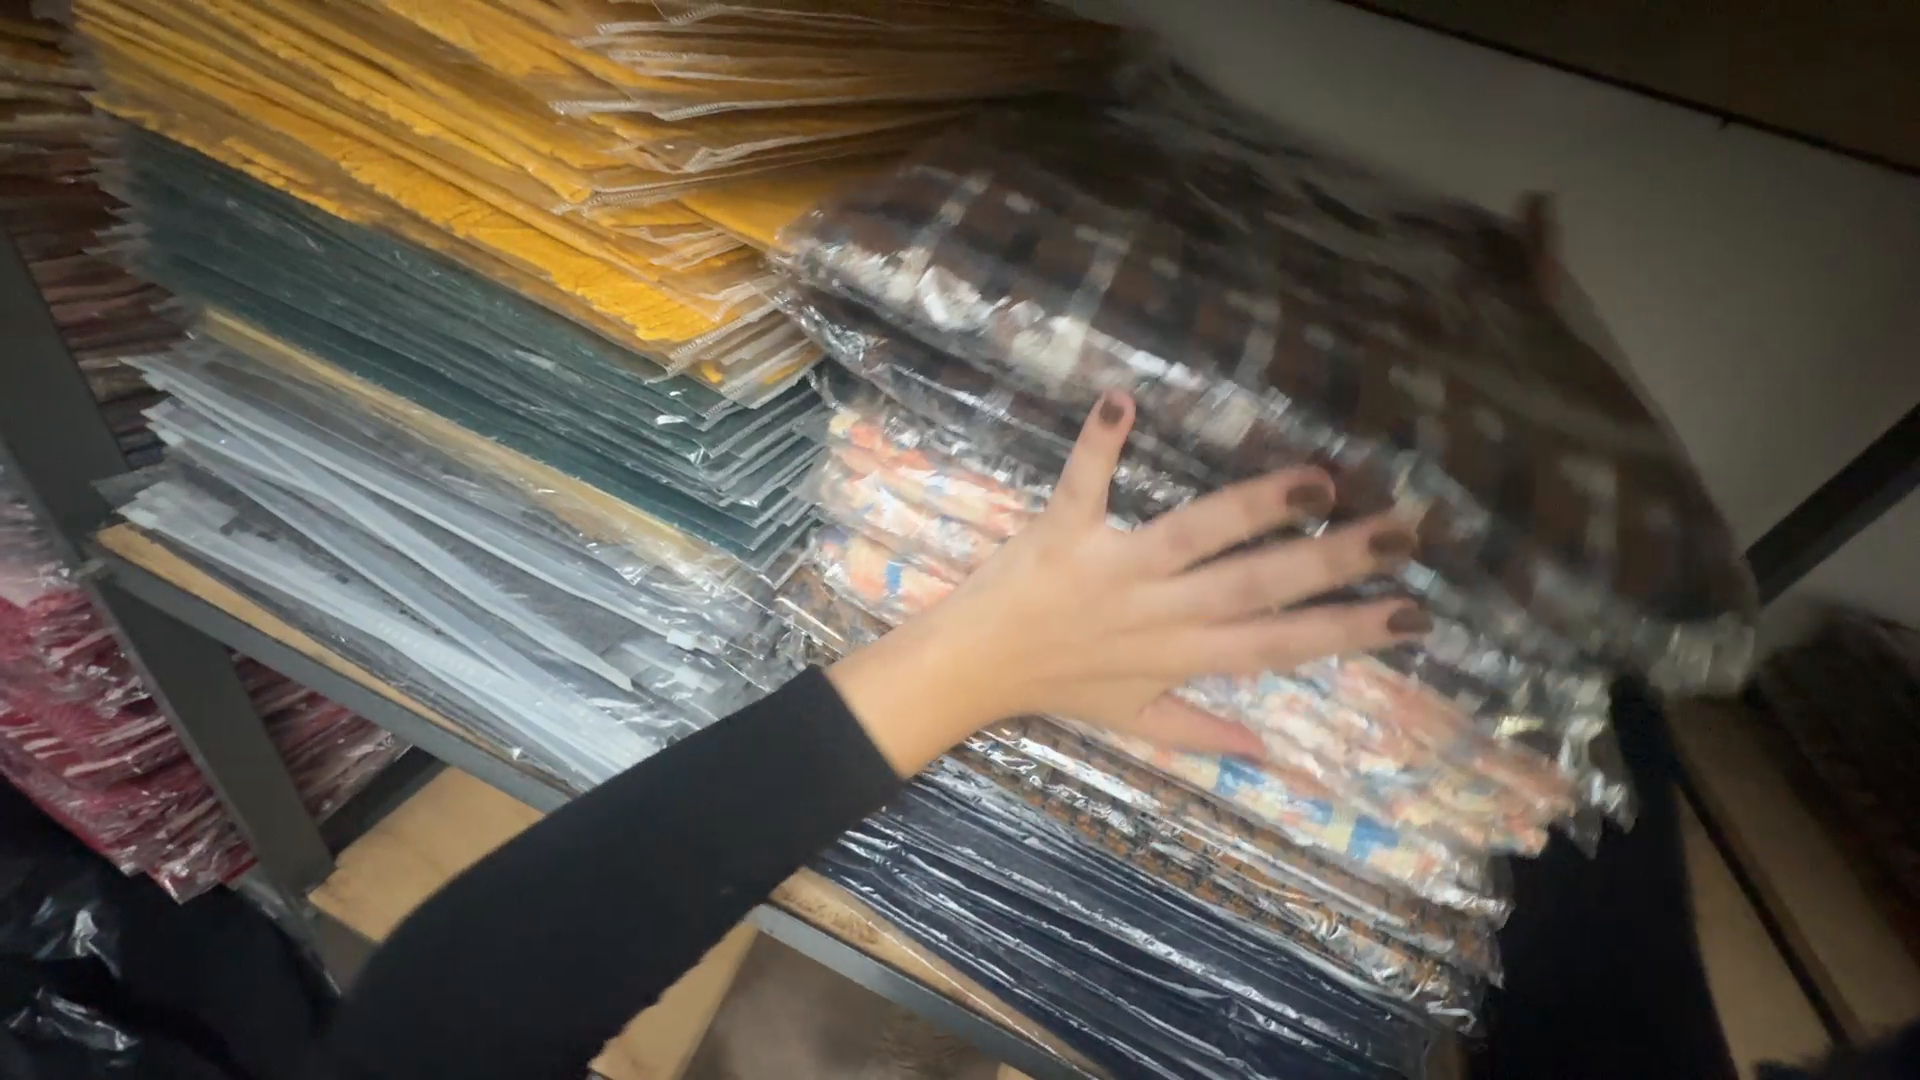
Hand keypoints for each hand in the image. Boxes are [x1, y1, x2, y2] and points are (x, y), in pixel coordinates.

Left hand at [827, 390, 1432, 776]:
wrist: (970, 670)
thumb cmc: (1055, 688)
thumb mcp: (1133, 723)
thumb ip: (1201, 731)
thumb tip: (1271, 753)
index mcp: (1178, 655)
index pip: (1277, 647)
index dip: (1346, 633)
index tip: (1413, 616)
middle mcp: (1156, 611)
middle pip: (1254, 585)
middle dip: (1332, 561)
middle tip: (1403, 530)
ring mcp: (1110, 568)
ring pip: (1191, 535)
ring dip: (1252, 507)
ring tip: (1315, 480)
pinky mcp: (1061, 534)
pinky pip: (1084, 485)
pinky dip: (1100, 445)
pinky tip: (1122, 400)